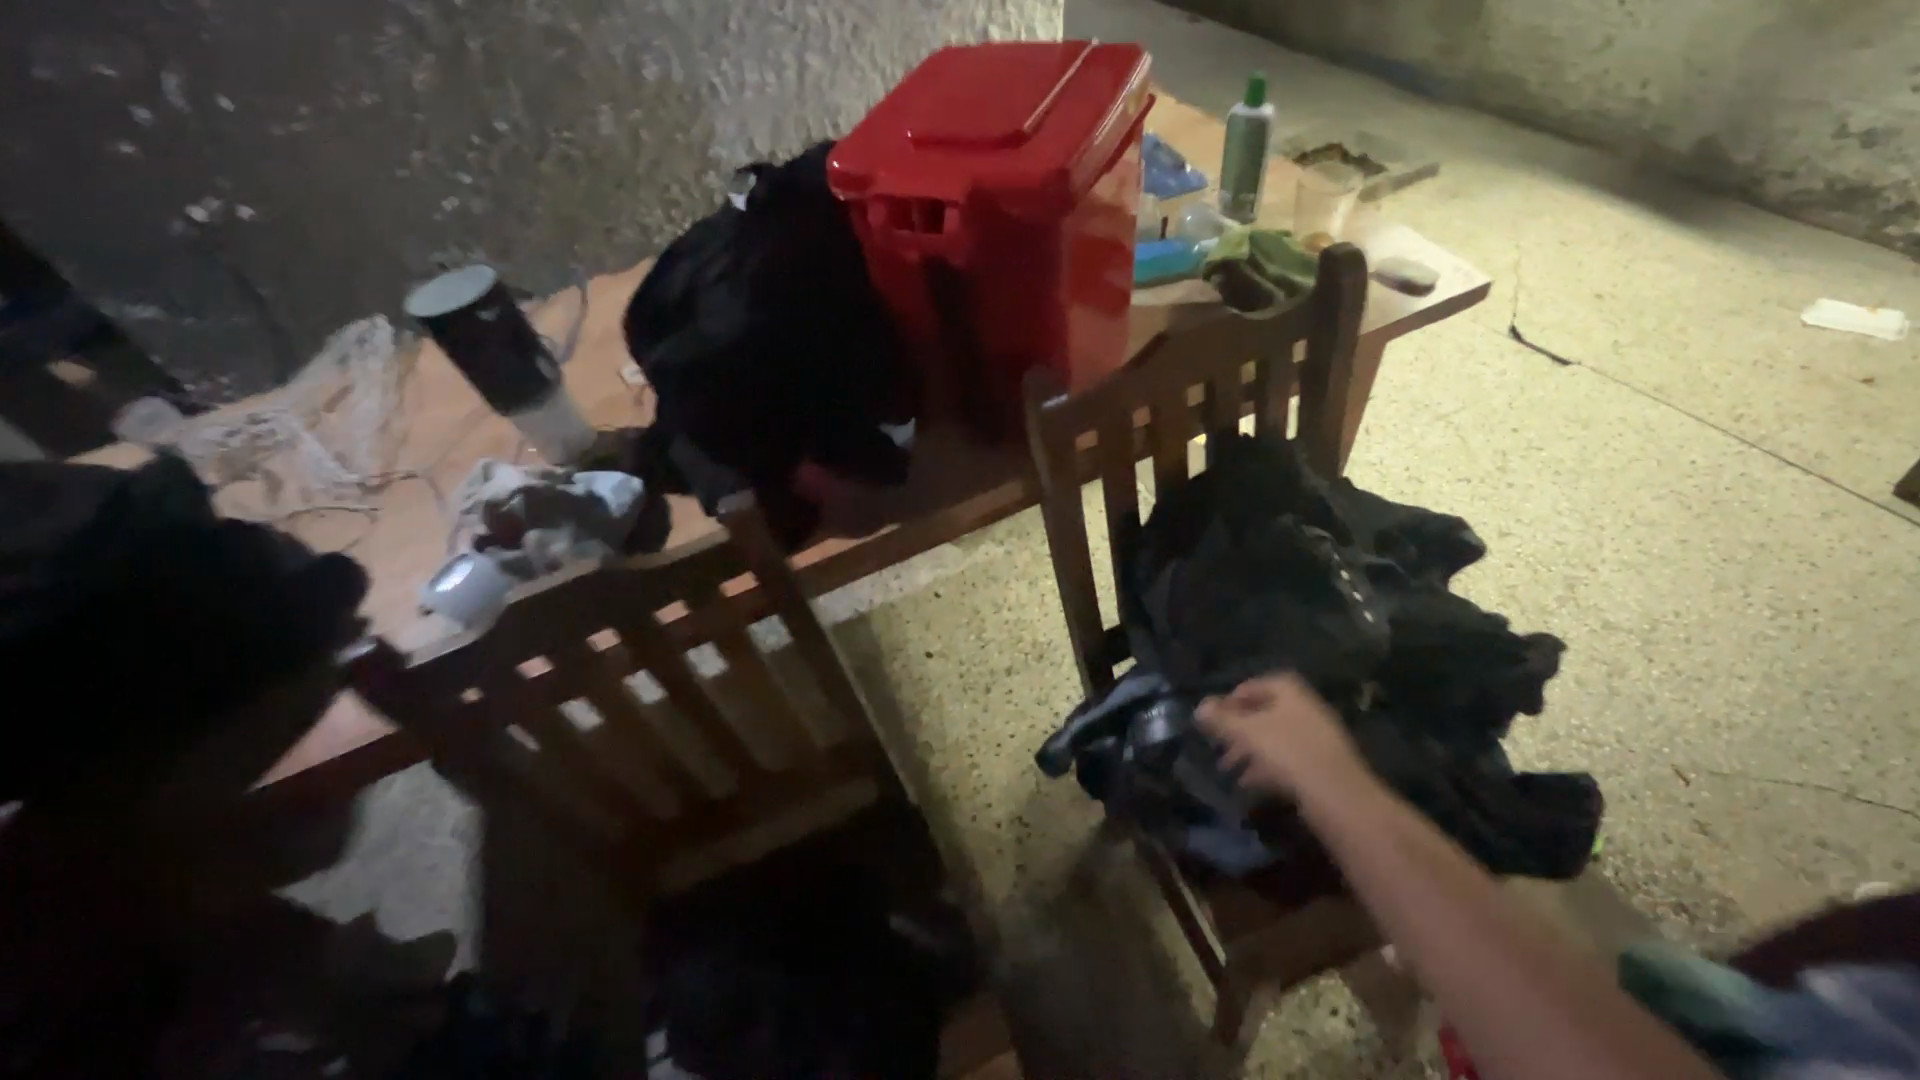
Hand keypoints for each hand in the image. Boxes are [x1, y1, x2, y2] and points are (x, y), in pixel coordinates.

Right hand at [1196, 673, 1367, 796]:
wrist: (1337, 794)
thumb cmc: (1287, 752)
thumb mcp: (1246, 732)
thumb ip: (1221, 719)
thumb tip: (1199, 706)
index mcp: (1290, 693)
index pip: (1257, 685)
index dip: (1233, 698)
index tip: (1215, 716)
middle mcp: (1306, 709)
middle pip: (1265, 713)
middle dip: (1238, 729)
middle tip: (1218, 745)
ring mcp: (1316, 738)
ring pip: (1275, 738)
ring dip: (1250, 751)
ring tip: (1229, 770)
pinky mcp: (1321, 765)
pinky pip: (1288, 760)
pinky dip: (1266, 768)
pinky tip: (1250, 784)